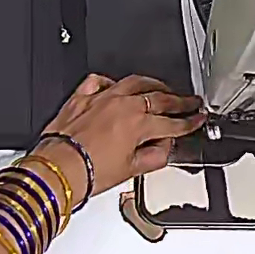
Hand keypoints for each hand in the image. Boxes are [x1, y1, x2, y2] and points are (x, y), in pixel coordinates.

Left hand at [32, 74, 204, 198]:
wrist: (56, 169)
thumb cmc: (88, 172)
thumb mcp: (131, 171)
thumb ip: (155, 157)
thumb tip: (164, 149)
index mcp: (139, 124)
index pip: (173, 122)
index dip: (190, 122)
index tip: (198, 119)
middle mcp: (123, 106)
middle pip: (160, 99)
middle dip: (180, 101)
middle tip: (191, 102)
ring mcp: (102, 98)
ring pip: (135, 82)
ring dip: (153, 85)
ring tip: (162, 88)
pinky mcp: (83, 97)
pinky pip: (101, 81)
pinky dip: (112, 82)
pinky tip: (117, 86)